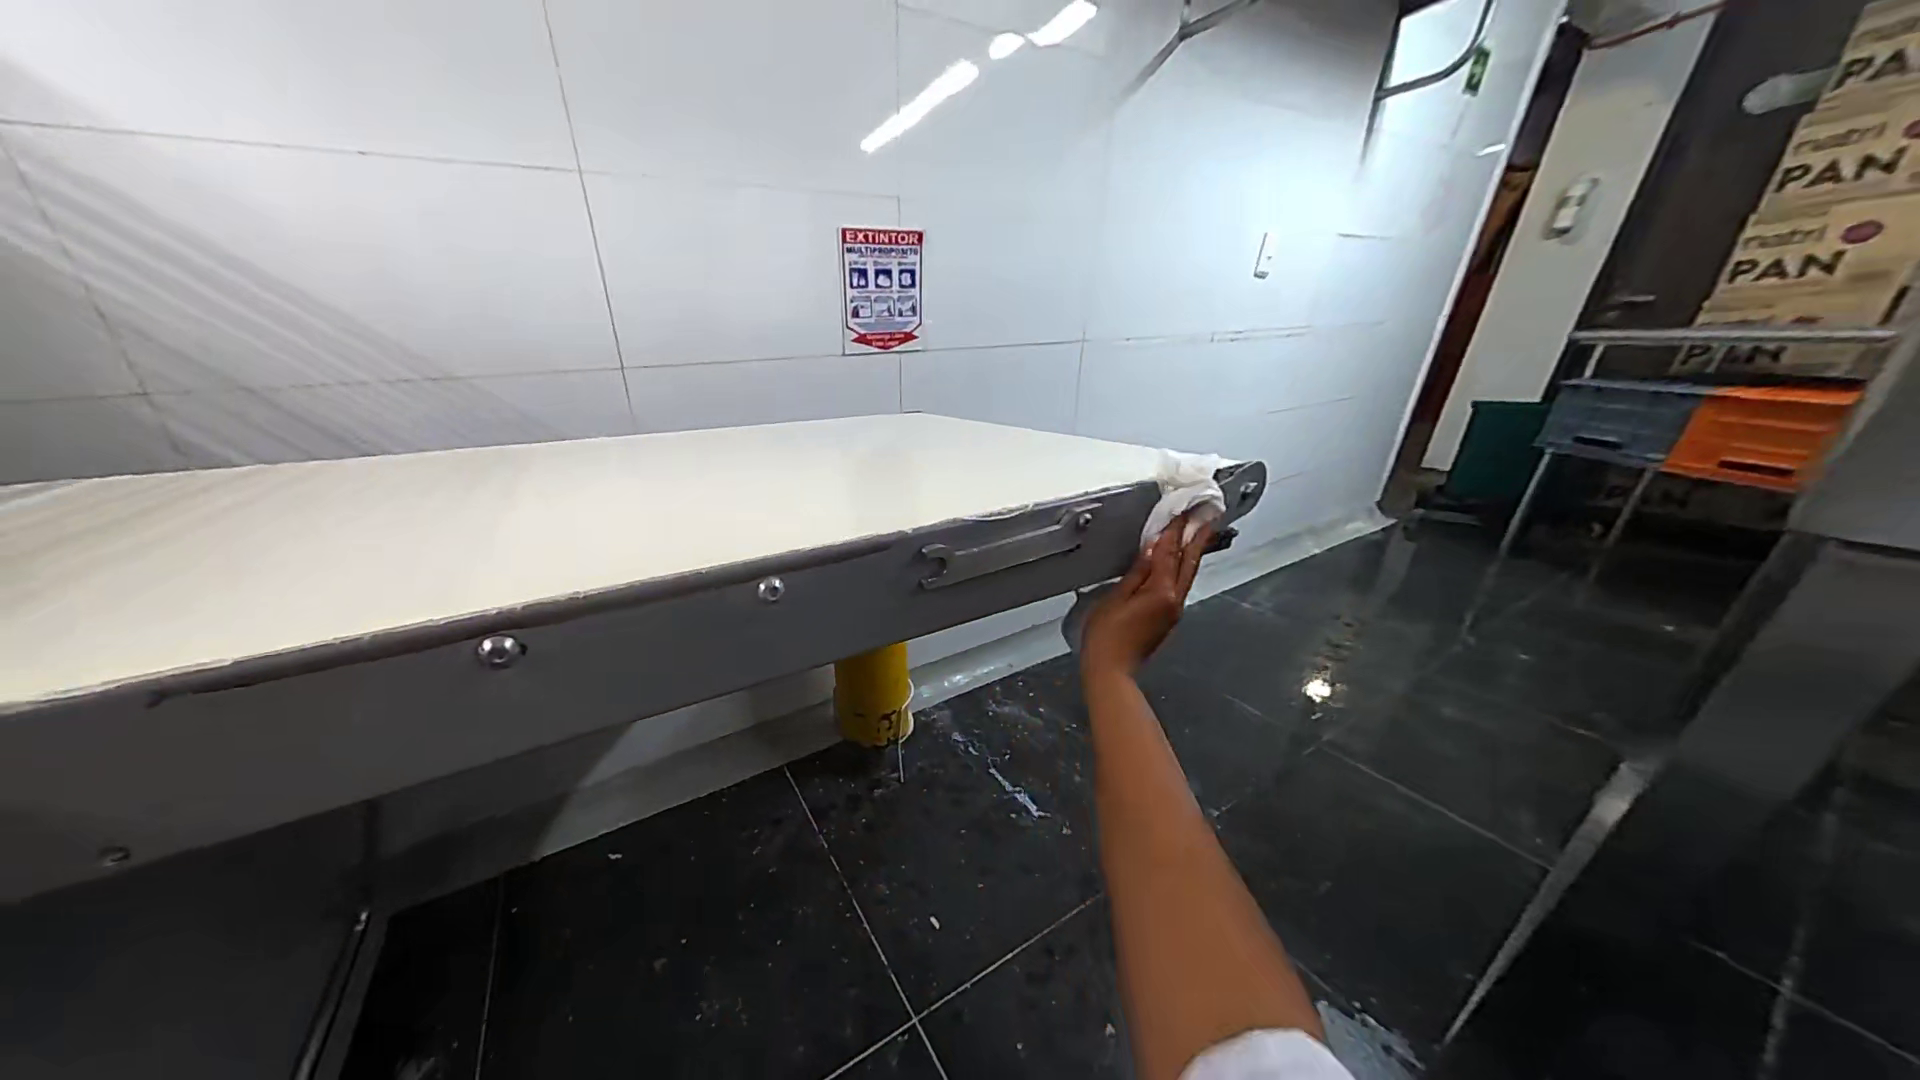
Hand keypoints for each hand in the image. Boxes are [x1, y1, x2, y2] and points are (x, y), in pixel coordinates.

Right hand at [1081, 512, 1213, 680]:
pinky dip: (1181, 568)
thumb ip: (1137, 572)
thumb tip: (1152, 549)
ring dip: (1192, 552)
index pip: (1169, 553)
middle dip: (1197, 538)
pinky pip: (1180, 586)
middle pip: (1189, 563)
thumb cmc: (1106, 635)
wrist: (1111, 669)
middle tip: (1207, 516)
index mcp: (1161, 592)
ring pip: (1187, 574)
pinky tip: (1178, 561)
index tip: (1183, 511)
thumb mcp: (1116, 598)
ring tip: (1197, 532)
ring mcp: (1174, 611)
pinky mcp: (1168, 618)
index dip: (1175, 531)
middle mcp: (1175, 600)